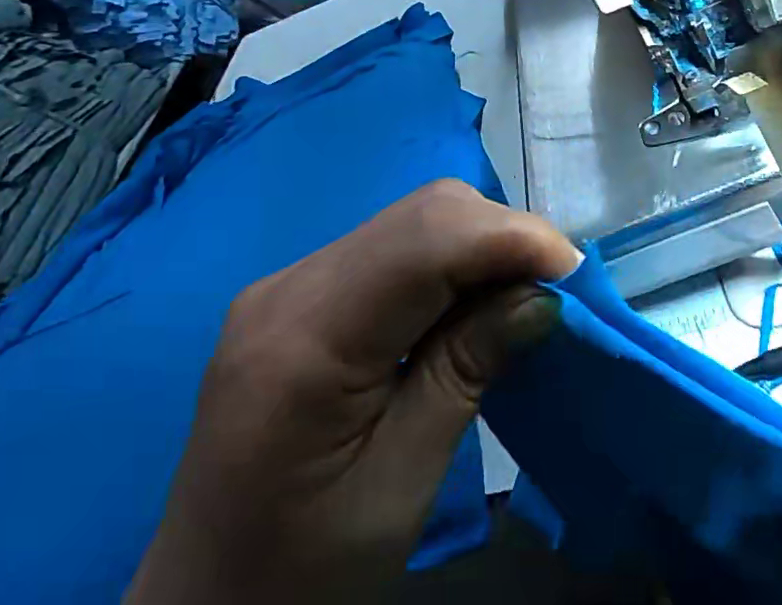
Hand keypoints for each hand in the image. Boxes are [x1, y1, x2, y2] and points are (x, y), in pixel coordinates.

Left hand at [125, 180, 580, 604]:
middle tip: (553, 294)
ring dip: (477, 247)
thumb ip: (465, 372)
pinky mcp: (296, 294)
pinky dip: (443, 263)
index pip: (424, 241)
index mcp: (304, 338)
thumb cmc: (304, 570)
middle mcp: (288, 285)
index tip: (575, 277)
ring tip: (519, 299)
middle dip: (501, 237)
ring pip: (407, 222)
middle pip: (418, 215)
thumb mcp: (401, 484)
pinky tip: (465, 305)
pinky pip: (386, 249)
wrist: (206, 596)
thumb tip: (540, 296)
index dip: (511, 238)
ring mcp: (287, 283)